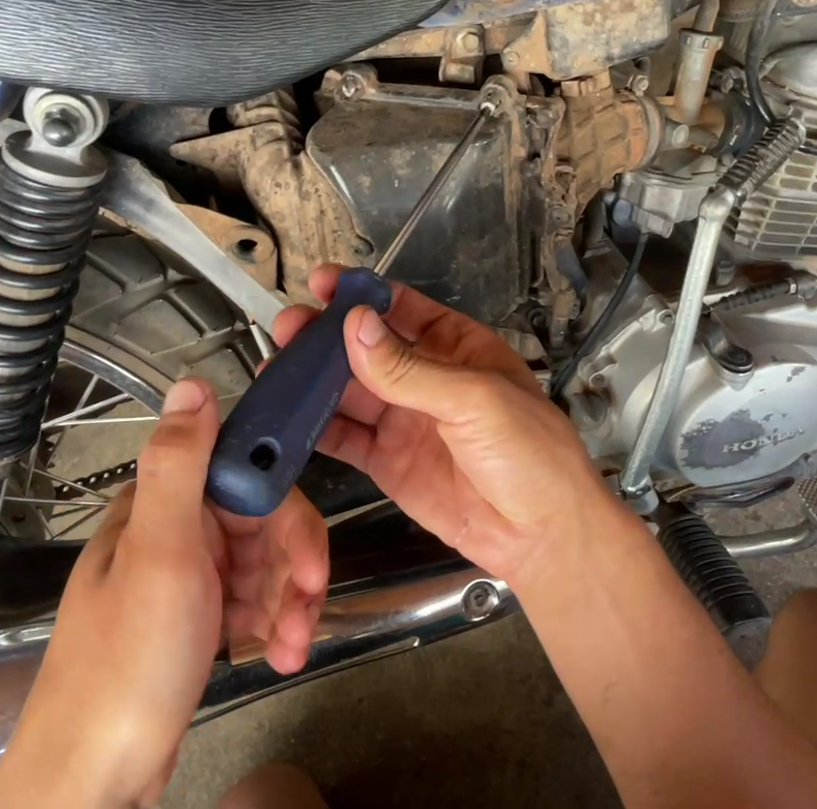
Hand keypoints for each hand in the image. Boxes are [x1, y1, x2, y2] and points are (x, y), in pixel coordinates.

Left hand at [0, 379, 327, 808]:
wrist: (94, 777)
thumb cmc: (127, 664)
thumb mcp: (159, 556)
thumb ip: (179, 467)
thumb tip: (193, 384)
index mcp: (162, 508)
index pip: (248, 481)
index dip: (287, 516)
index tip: (308, 560)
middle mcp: (173, 534)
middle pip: (263, 527)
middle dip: (292, 571)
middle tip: (304, 613)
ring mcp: (183, 580)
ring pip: (263, 567)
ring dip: (287, 605)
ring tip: (289, 647)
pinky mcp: (192, 620)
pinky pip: (249, 603)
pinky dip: (271, 625)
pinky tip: (277, 653)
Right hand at [270, 264, 622, 587]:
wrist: (542, 534)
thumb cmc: (530, 452)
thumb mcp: (475, 399)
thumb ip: (410, 369)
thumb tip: (356, 325)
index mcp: (456, 347)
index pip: (401, 309)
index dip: (362, 294)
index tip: (323, 283)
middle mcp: (426, 378)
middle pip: (365, 349)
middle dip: (325, 336)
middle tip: (289, 327)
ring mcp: (404, 421)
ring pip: (348, 392)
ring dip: (312, 380)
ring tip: (275, 368)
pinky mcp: (388, 462)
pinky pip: (345, 438)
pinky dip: (315, 429)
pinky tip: (286, 419)